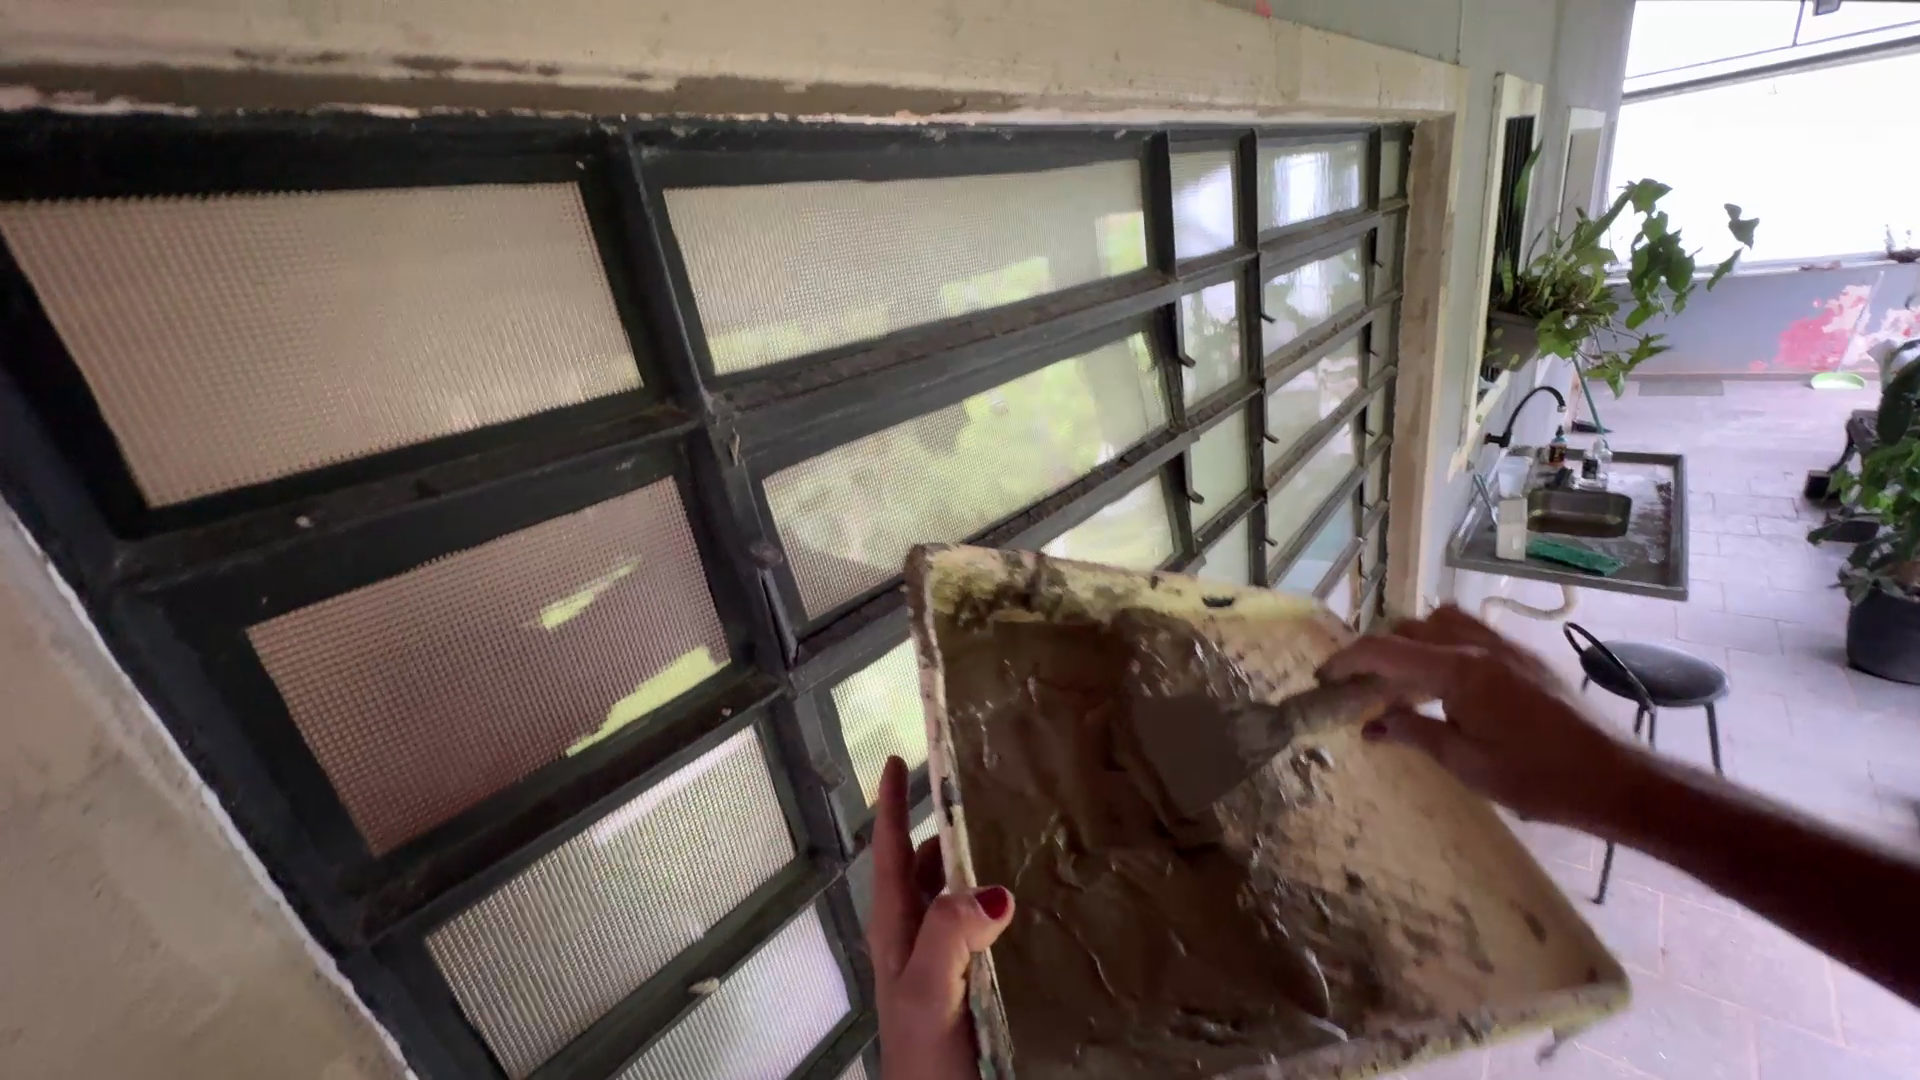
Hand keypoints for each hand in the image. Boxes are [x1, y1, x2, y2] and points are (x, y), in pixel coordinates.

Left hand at [867, 756, 1015, 1079]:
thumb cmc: (926, 1058)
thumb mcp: (930, 992)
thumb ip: (949, 936)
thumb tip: (992, 888)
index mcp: (897, 926)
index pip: (892, 850)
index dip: (893, 804)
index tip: (898, 758)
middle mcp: (913, 935)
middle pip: (919, 864)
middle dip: (936, 823)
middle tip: (969, 786)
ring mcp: (936, 959)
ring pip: (945, 892)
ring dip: (963, 859)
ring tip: (1000, 830)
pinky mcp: (961, 981)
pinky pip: (970, 923)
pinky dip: (984, 899)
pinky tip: (1015, 900)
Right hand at [1320, 605, 1644, 829]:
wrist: (1620, 781)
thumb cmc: (1537, 778)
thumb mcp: (1464, 763)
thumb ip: (1412, 733)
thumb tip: (1371, 726)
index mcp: (1459, 670)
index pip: (1384, 649)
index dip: (1348, 660)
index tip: (1324, 677)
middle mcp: (1479, 646)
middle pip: (1408, 629)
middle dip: (1377, 652)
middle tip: (1365, 687)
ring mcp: (1506, 648)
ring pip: (1440, 621)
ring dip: (1412, 641)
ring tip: (1405, 677)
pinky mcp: (1525, 658)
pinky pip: (1471, 631)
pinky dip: (1444, 644)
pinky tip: (1447, 680)